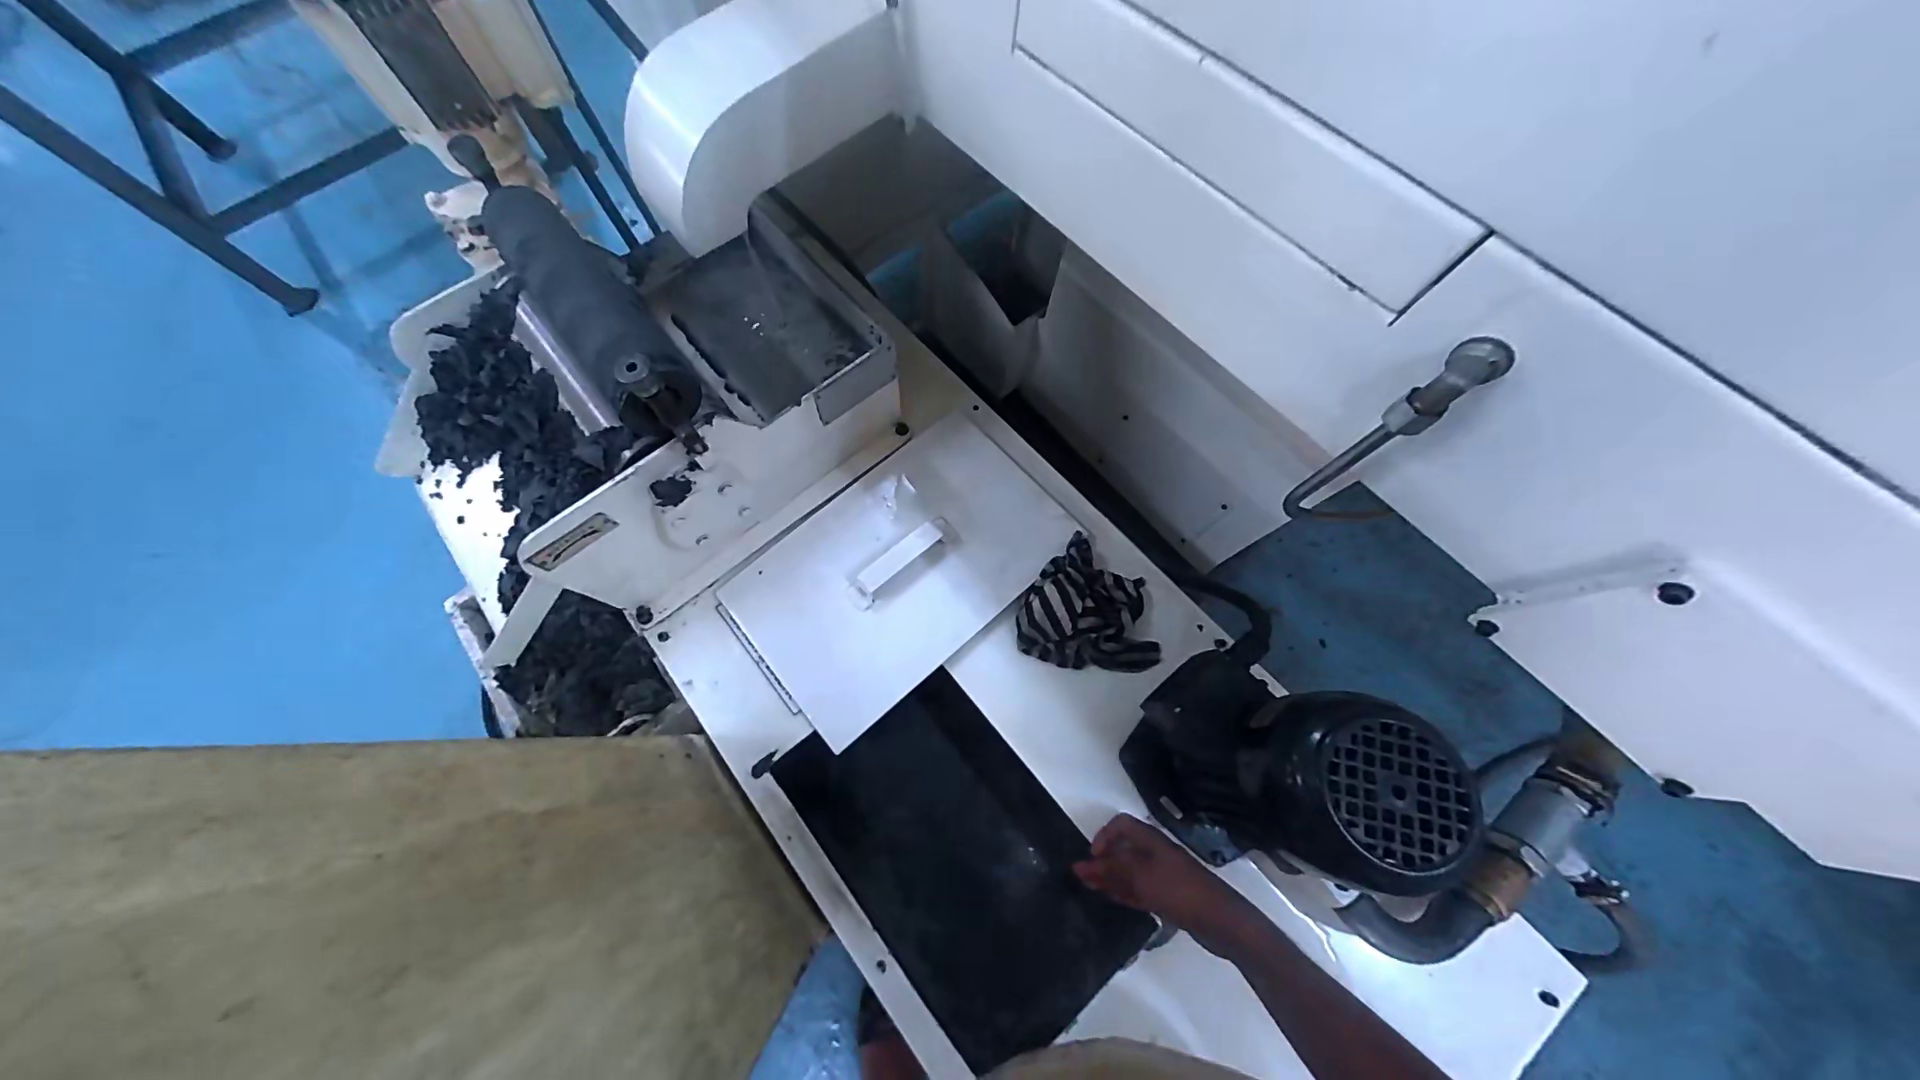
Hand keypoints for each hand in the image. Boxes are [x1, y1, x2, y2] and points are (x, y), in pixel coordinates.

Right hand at [1073, 813, 1264, 958]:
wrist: (1221, 920)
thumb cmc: (1178, 890)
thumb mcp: (1139, 877)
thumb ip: (1109, 871)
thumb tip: (1080, 865)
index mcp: (1151, 840)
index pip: (1121, 825)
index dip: (1104, 836)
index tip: (1093, 857)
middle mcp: (1156, 854)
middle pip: (1124, 850)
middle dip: (1104, 862)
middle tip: (1084, 877)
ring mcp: (1164, 876)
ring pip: (1131, 872)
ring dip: (1111, 879)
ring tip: (1091, 889)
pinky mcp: (1169, 896)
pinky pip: (1141, 889)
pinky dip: (1126, 892)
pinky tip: (1113, 899)